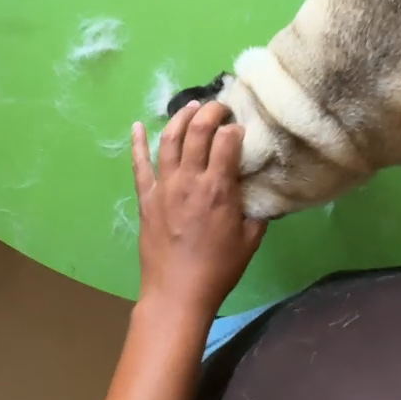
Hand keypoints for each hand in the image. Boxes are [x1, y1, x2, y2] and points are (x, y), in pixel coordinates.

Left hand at [131, 101, 265, 319]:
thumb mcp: (250, 240)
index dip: (235, 129)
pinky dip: (137, 142)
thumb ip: (258, 211)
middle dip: (211, 112)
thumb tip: (263, 190)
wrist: (177, 293)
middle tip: (220, 108)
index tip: (240, 129)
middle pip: (197, 131)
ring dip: (181, 117)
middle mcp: (189, 180)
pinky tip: (138, 125)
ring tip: (192, 106)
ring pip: (169, 139)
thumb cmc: (218, 269)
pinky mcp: (146, 197)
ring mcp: (164, 186)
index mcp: (218, 189)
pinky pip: (140, 164)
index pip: (227, 141)